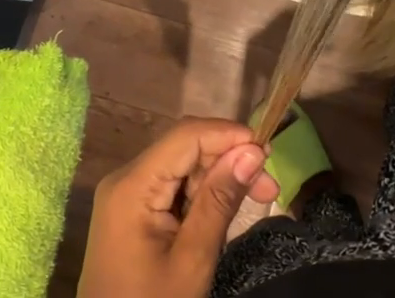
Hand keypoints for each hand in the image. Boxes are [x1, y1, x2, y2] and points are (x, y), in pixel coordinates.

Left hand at [77, 118, 279, 297]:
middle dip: (228, 157)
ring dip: (219, 175)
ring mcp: (126, 194)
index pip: (186, 136)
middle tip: (268, 186)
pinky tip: (224, 208)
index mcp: (132, 186)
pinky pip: (173, 184)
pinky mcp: (132, 209)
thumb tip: (253, 150)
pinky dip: (202, 192)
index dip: (229, 134)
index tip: (269, 151)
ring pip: (183, 164)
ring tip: (255, 198)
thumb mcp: (193, 260)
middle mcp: (125, 178)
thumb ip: (220, 200)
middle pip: (185, 147)